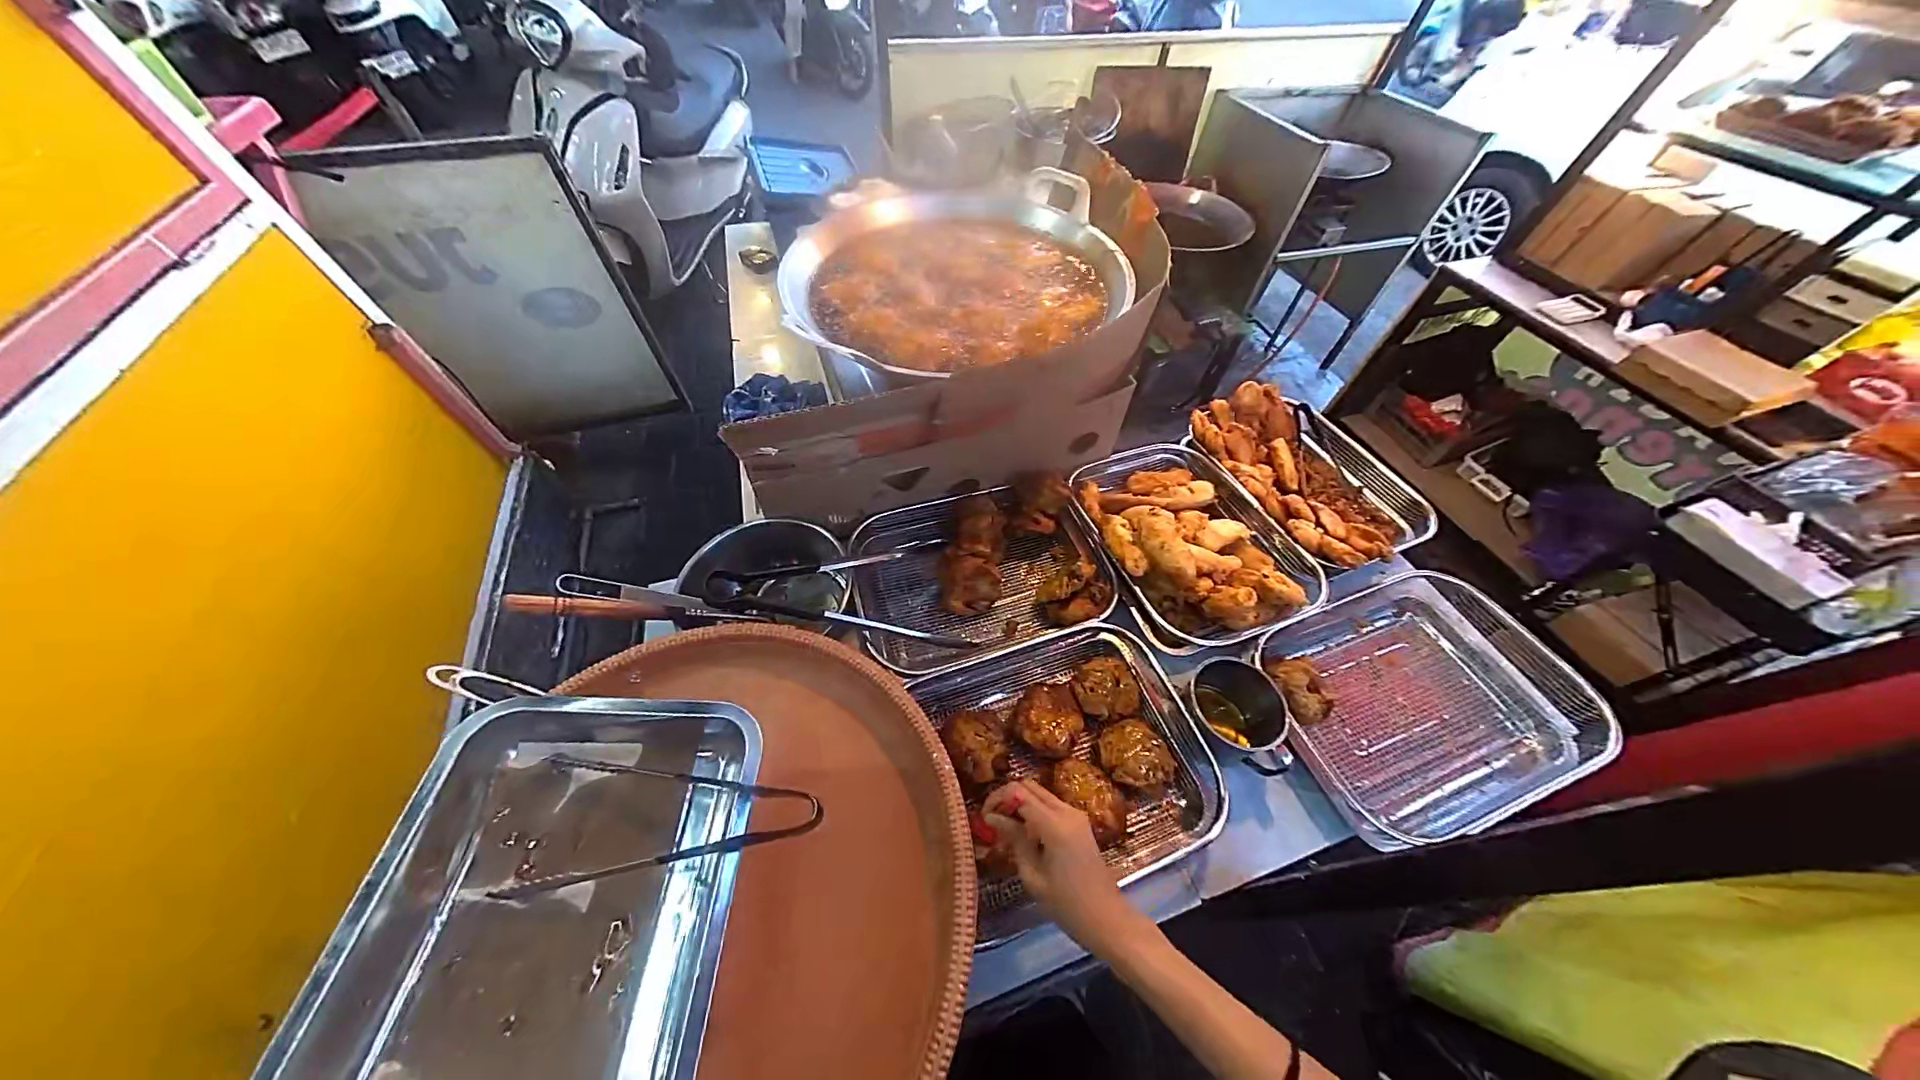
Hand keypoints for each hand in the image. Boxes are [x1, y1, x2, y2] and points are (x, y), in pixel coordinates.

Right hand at [982, 779, 1149, 955]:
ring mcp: (1076, 815)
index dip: (997, 799)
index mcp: (1054, 824)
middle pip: (1029, 786)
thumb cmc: (1067, 905)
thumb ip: (1014, 839)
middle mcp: (1067, 811)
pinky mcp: (1079, 823)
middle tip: (992, 821)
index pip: (1018, 792)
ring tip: (1005, 830)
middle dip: (1007, 797)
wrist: (1107, 919)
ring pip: (1040, 794)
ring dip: (1020, 803)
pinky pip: (1051, 806)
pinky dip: (1033, 811)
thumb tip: (993, 818)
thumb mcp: (1033, 876)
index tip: (983, 817)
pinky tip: (1024, 835)